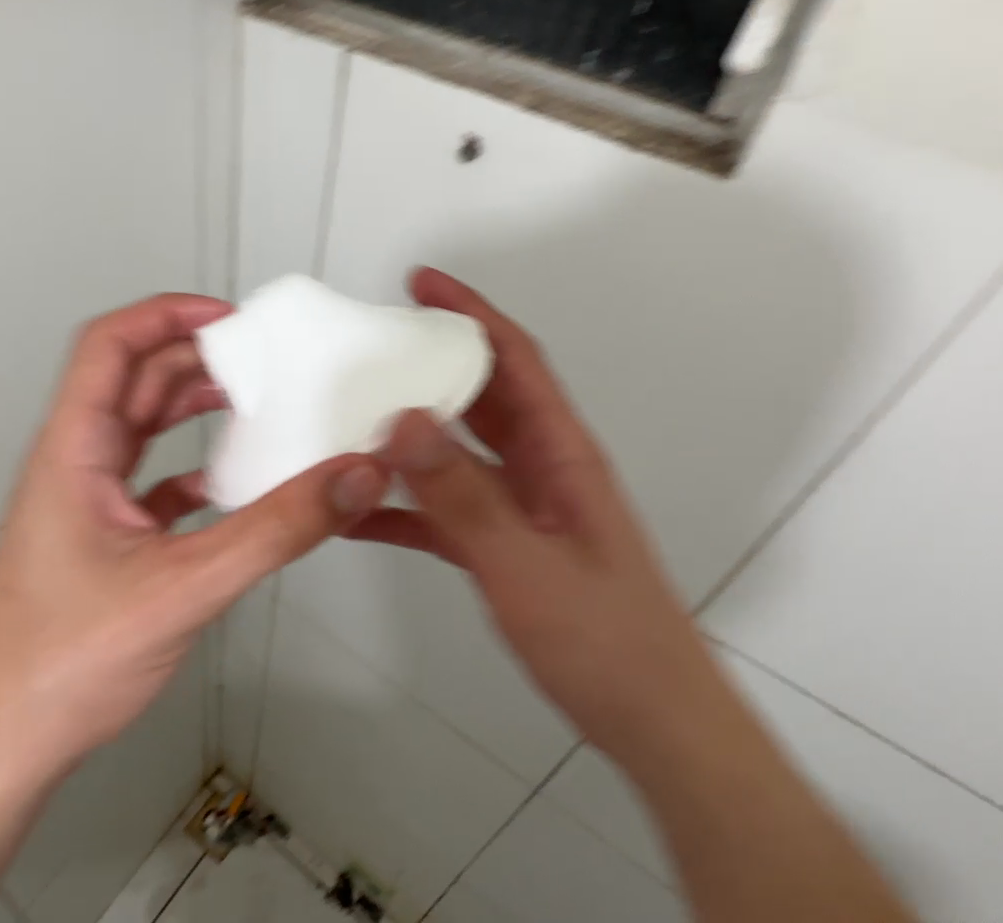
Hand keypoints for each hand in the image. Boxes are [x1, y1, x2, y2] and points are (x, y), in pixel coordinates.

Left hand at [0, 293, 389, 769]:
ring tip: (250, 403)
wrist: (5, 741)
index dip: (165, 315)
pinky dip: (188, 469)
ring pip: (139, 430)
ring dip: (189, 408)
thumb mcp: (186, 587)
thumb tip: (350, 479)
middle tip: (256, 359)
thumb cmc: (62, 663)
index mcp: (72, 454)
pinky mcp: (100, 541)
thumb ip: (276, 530)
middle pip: (131, 381)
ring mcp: (83, 505)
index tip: (228, 318)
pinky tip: (224, 486)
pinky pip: (147, 482)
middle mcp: (72, 467)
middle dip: (192, 358)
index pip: (108, 348)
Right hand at [351, 269, 714, 756]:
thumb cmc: (604, 639)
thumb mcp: (525, 564)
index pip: (517, 362)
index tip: (421, 284)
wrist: (650, 718)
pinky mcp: (507, 550)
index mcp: (563, 455)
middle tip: (371, 347)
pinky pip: (448, 513)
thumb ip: (464, 495)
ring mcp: (525, 511)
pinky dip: (407, 508)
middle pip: (484, 399)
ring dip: (412, 437)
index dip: (472, 316)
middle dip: (433, 365)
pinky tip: (359, 513)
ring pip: (460, 455)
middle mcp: (543, 471)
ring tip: (352, 418)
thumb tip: (405, 420)